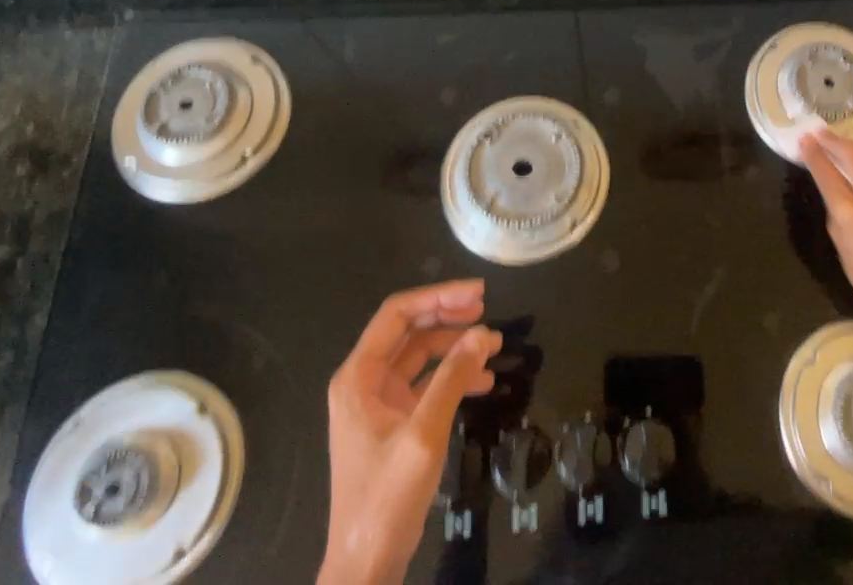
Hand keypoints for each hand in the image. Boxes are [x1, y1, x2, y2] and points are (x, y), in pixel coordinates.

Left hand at [320, 280, 501, 584]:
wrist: (367, 557)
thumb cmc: (387, 494)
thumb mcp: (424, 433)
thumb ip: (452, 379)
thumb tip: (483, 334)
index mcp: (358, 377)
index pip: (397, 315)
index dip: (438, 297)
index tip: (478, 294)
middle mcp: (364, 382)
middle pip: (409, 331)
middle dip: (449, 318)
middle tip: (489, 312)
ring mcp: (378, 402)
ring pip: (421, 356)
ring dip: (456, 347)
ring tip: (494, 347)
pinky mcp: (394, 422)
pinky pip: (426, 384)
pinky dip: (453, 376)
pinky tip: (483, 381)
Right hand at [799, 129, 852, 317]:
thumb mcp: (839, 241)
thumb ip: (836, 209)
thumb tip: (833, 186)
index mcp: (848, 213)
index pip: (827, 172)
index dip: (814, 153)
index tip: (804, 139)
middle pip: (851, 154)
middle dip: (832, 140)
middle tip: (819, 133)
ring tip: (843, 142)